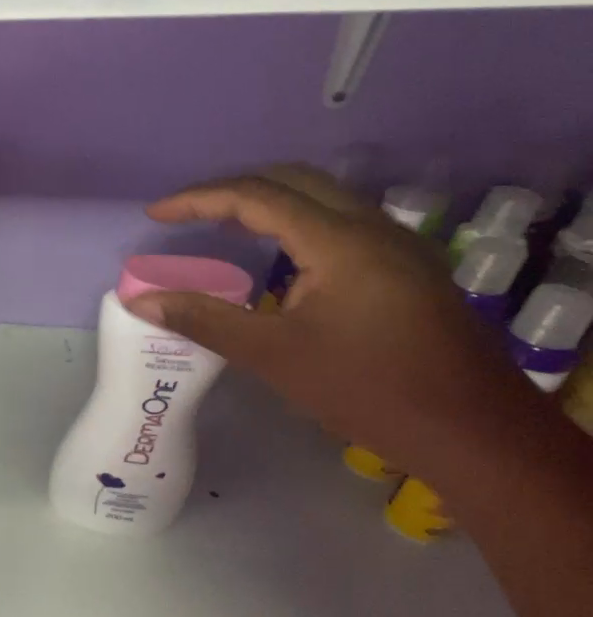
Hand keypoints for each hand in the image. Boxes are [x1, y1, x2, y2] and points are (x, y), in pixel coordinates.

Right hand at [122, 167, 536, 487]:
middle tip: (187, 214)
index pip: (257, 197)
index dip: (199, 200)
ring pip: (323, 198)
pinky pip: (342, 221)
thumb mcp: (273, 355)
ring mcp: (398, 248)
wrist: (479, 435)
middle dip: (232, 190)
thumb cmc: (369, 390)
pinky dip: (296, 222)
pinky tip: (277, 256)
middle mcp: (374, 231)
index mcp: (341, 243)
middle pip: (293, 181)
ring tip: (220, 227)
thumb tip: (139, 300)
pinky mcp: (408, 270)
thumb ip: (203, 320)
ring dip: (267, 202)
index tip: (155, 215)